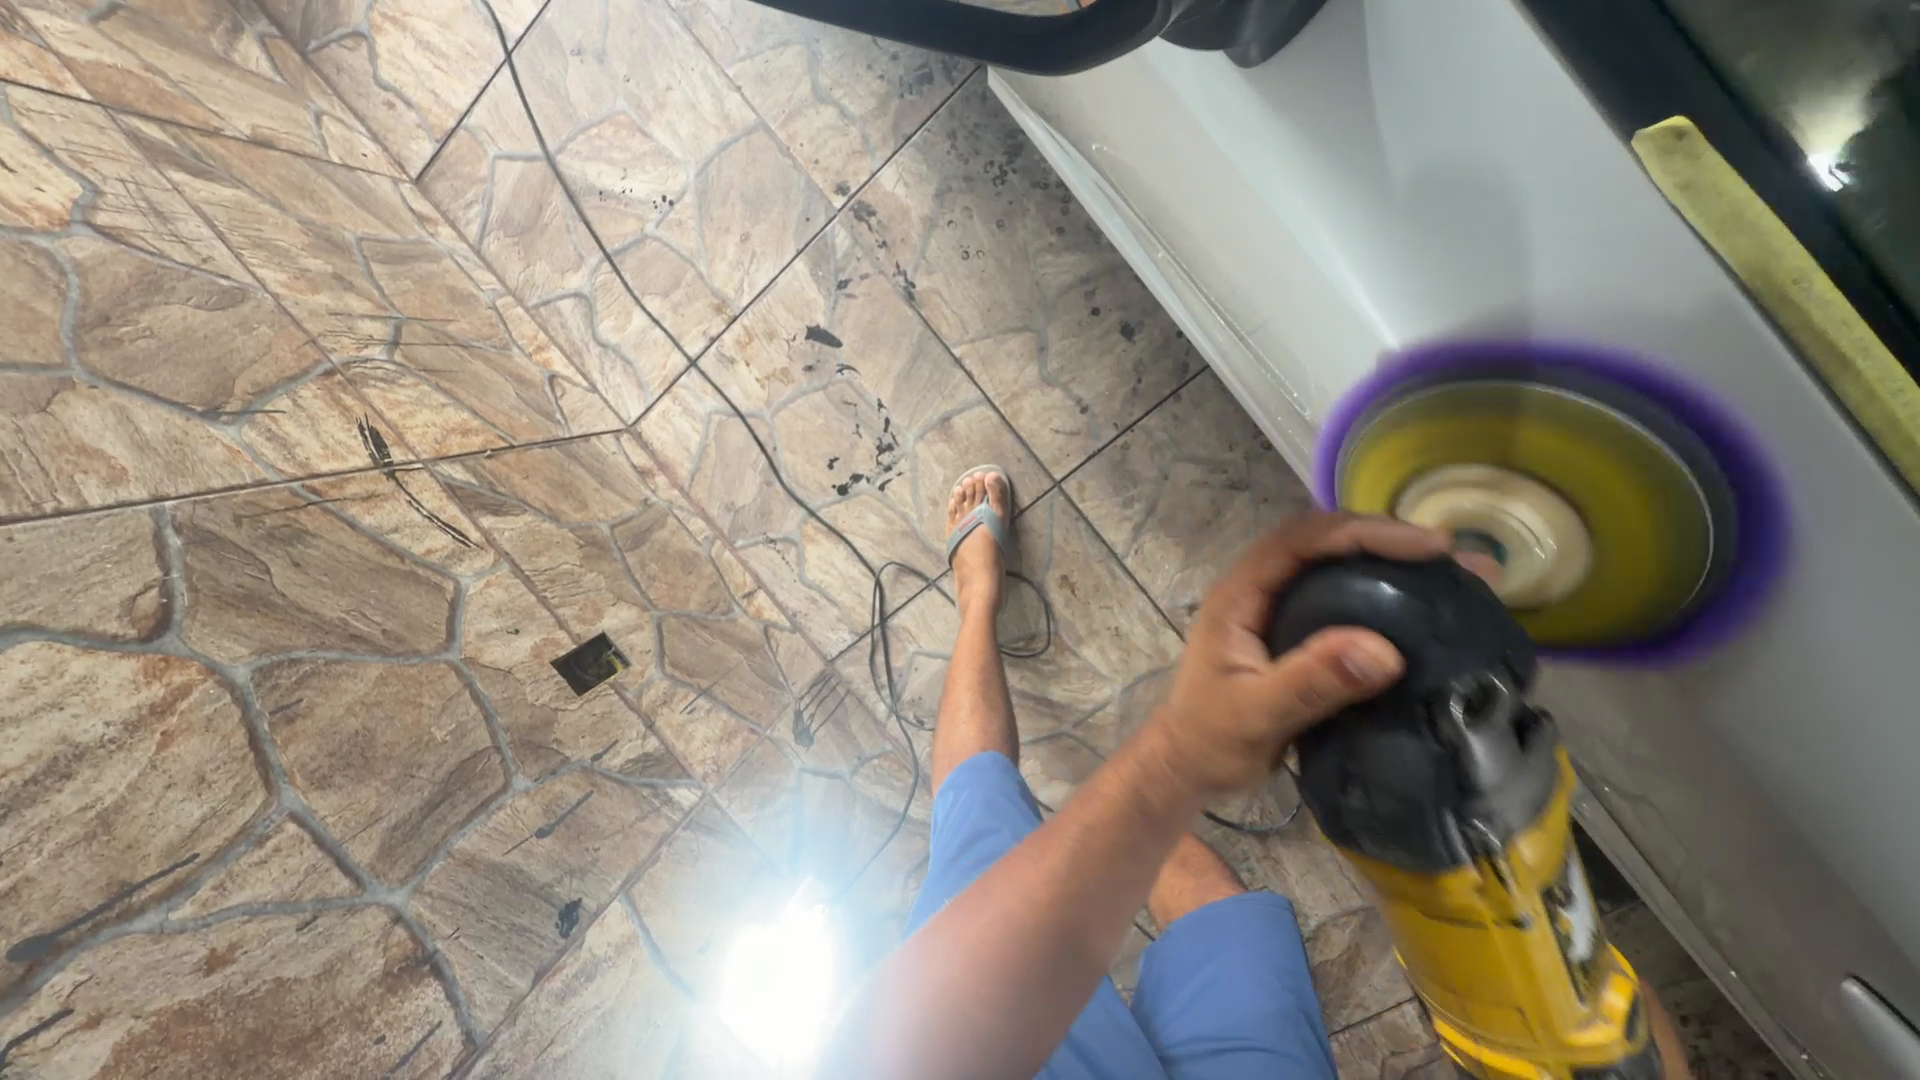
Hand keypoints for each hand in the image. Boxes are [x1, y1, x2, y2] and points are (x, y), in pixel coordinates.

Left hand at [1145, 513, 1451, 798]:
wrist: (1190, 765)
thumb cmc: (1211, 739)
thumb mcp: (1257, 715)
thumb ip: (1310, 683)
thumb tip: (1384, 650)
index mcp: (1238, 596)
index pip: (1299, 540)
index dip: (1361, 533)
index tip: (1426, 547)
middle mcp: (1256, 591)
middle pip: (1320, 542)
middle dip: (1382, 539)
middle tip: (1450, 557)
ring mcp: (1274, 609)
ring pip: (1332, 566)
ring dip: (1387, 563)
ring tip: (1451, 575)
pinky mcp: (1293, 633)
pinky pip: (1339, 598)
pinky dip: (1381, 595)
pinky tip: (1423, 608)